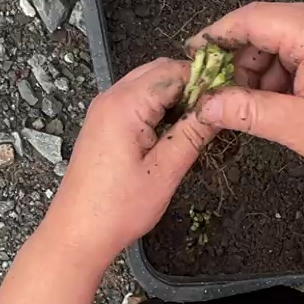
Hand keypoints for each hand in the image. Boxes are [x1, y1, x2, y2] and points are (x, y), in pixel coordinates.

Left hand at [38, 57, 215, 266]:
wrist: (77, 233)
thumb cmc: (116, 209)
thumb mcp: (165, 171)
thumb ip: (193, 133)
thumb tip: (217, 108)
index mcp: (125, 105)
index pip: (174, 70)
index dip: (204, 81)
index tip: (226, 99)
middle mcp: (110, 99)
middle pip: (160, 71)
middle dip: (190, 86)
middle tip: (215, 113)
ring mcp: (103, 110)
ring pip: (148, 85)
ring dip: (175, 98)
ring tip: (196, 125)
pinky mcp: (102, 124)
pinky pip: (136, 102)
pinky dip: (158, 109)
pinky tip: (172, 133)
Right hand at [188, 2, 303, 191]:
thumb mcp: (295, 126)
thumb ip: (245, 111)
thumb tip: (205, 107)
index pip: (252, 17)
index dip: (217, 37)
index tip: (191, 58)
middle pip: (266, 26)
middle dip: (239, 61)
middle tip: (222, 98)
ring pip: (282, 40)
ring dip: (260, 71)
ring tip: (255, 109)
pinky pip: (302, 49)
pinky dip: (282, 73)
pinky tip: (279, 103)